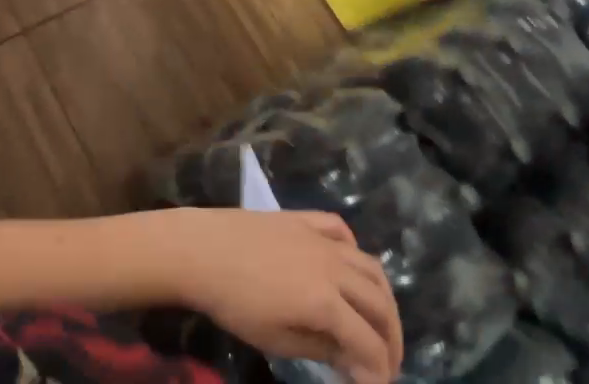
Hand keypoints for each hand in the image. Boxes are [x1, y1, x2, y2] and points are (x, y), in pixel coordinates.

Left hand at [168, 209, 403, 383]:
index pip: (370, 344)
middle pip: (380, 304)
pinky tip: (348, 266)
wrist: (197, 250)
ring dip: (382, 297)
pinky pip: (339, 229)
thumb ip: (322, 350)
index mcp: (325, 302)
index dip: (379, 372)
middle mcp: (332, 268)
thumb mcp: (275, 340)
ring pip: (370, 266)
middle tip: (385, 362)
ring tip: (378, 320)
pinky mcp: (300, 219)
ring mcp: (318, 238)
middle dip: (390, 339)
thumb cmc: (231, 302)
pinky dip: (353, 249)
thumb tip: (357, 362)